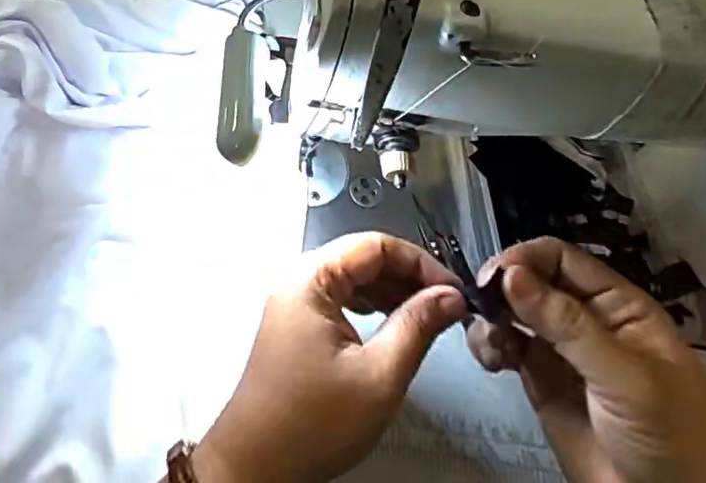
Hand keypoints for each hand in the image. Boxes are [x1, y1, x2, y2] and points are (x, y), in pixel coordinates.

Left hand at [194, 232, 468, 482]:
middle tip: (445, 301)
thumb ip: (418, 326)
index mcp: (311, 278)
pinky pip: (344, 295)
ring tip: (427, 312)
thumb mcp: (378, 376)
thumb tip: (451, 296)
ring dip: (394, 289)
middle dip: (409, 276)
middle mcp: (300, 278)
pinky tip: (396, 321)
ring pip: (357, 275)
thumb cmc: (309, 427)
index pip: (376, 245)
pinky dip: (374, 303)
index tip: (451, 287)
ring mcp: (296, 298)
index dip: (419, 262)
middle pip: (366, 256)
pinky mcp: (298, 320)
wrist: (253, 472)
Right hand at [467, 238, 705, 482]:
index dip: (527, 259)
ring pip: (517, 314)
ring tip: (486, 340)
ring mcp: (563, 352)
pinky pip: (511, 350)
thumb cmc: (672, 435)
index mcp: (615, 302)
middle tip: (478, 305)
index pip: (562, 259)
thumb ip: (569, 326)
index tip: (493, 276)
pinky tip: (488, 356)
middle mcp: (585, 317)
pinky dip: (492, 345)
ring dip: (493, 316)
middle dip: (504, 287)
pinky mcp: (544, 386)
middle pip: (534, 282)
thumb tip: (511, 274)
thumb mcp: (627, 377)